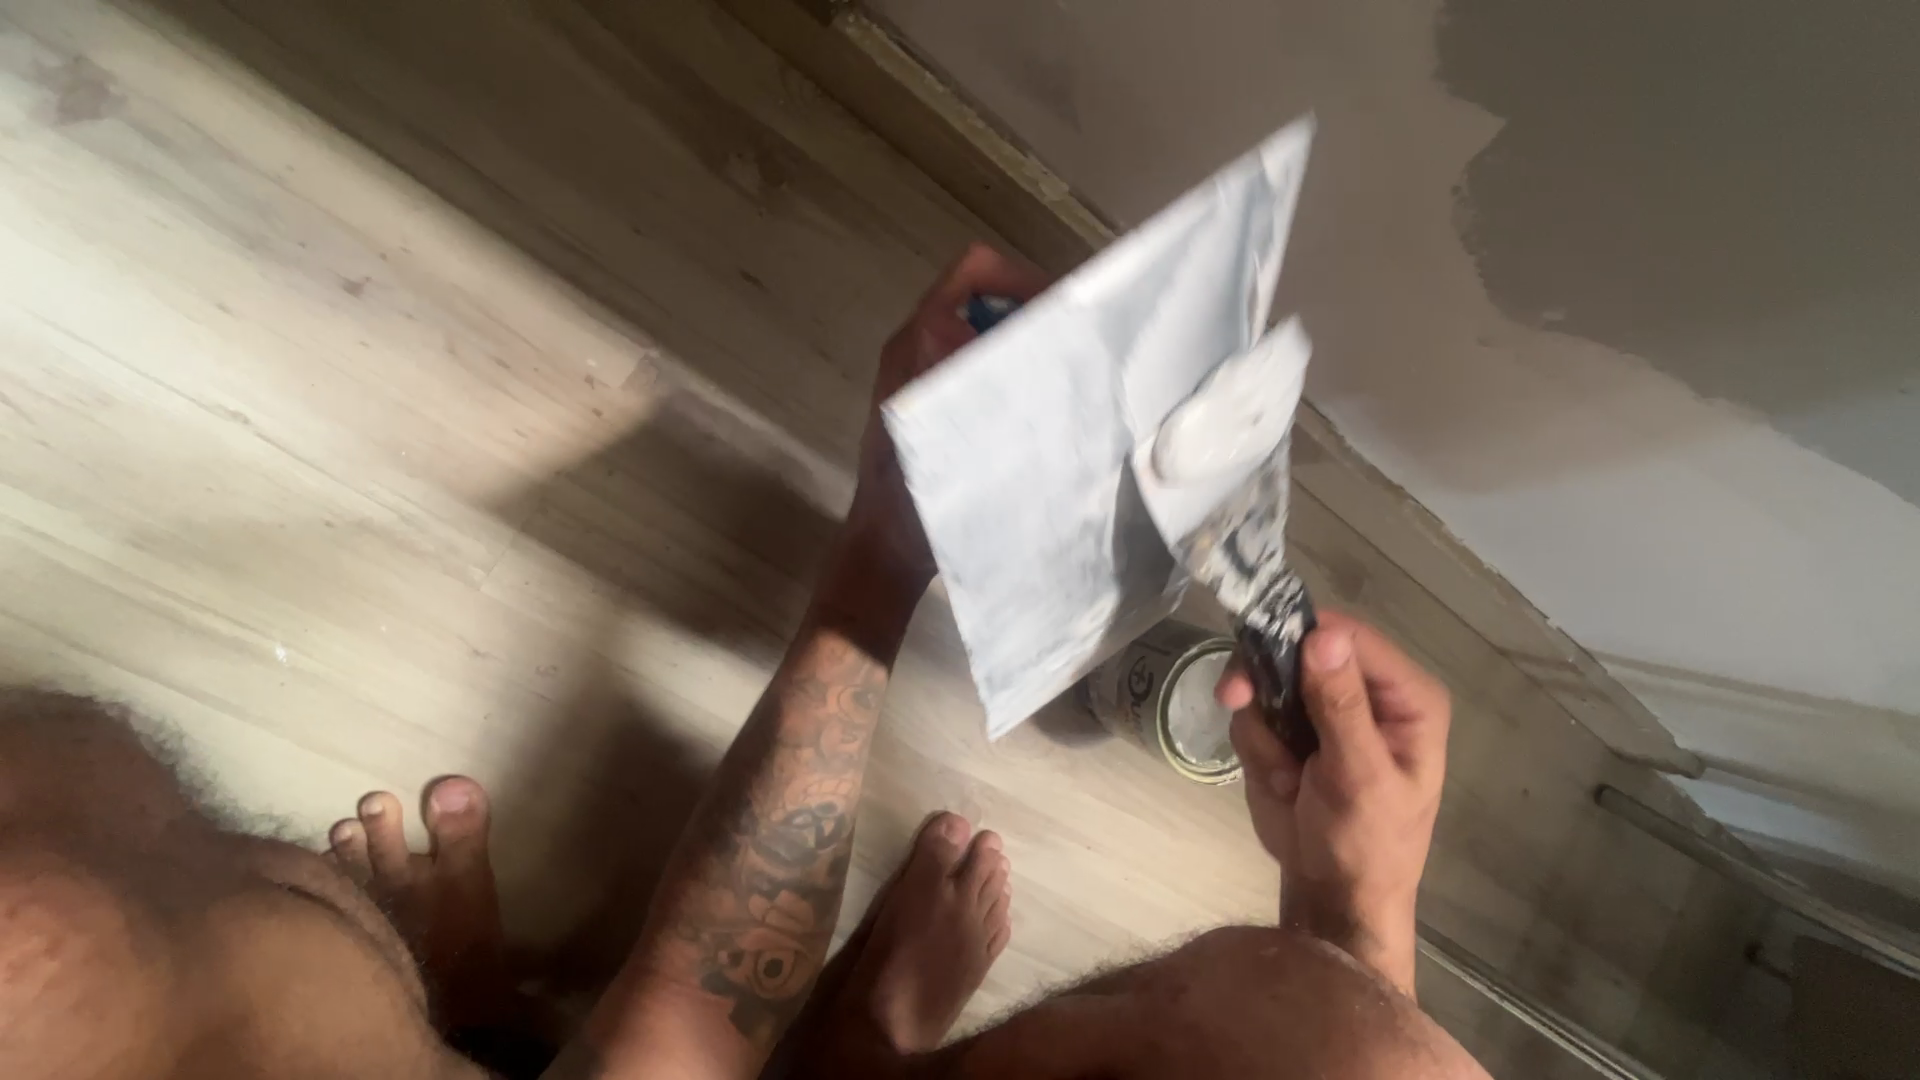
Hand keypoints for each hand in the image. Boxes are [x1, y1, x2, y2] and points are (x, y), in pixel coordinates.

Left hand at [839, 243, 1048, 590]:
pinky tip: (1026, 403)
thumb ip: (1009, 383)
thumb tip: (1063, 347)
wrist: (886, 542)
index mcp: (920, 342)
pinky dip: (998, 367)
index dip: (1022, 278)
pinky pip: (965, 359)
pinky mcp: (920, 396)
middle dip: (1025, 311)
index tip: (1062, 312)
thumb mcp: (972, 433)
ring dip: (1015, 341)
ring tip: (1054, 373)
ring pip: (974, 328)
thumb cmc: (922, 495)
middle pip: (977, 294)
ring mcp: (914, 370)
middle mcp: (913, 344)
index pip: (974, 273)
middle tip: (1066, 344)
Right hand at [1216, 611, 1449, 996]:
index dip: (1302, 637)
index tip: (1259, 660)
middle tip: (1233, 697)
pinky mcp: (1287, 725)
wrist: (1330, 891)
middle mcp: (1363, 689)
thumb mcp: (1359, 776)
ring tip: (1283, 774)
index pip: (1349, 636)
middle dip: (1264, 678)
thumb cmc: (1366, 842)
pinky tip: (1278, 779)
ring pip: (1265, 676)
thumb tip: (1323, 637)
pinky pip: (1252, 710)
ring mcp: (1321, 706)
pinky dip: (1255, 744)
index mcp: (1404, 695)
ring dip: (1261, 726)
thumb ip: (1341, 705)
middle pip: (1298, 645)